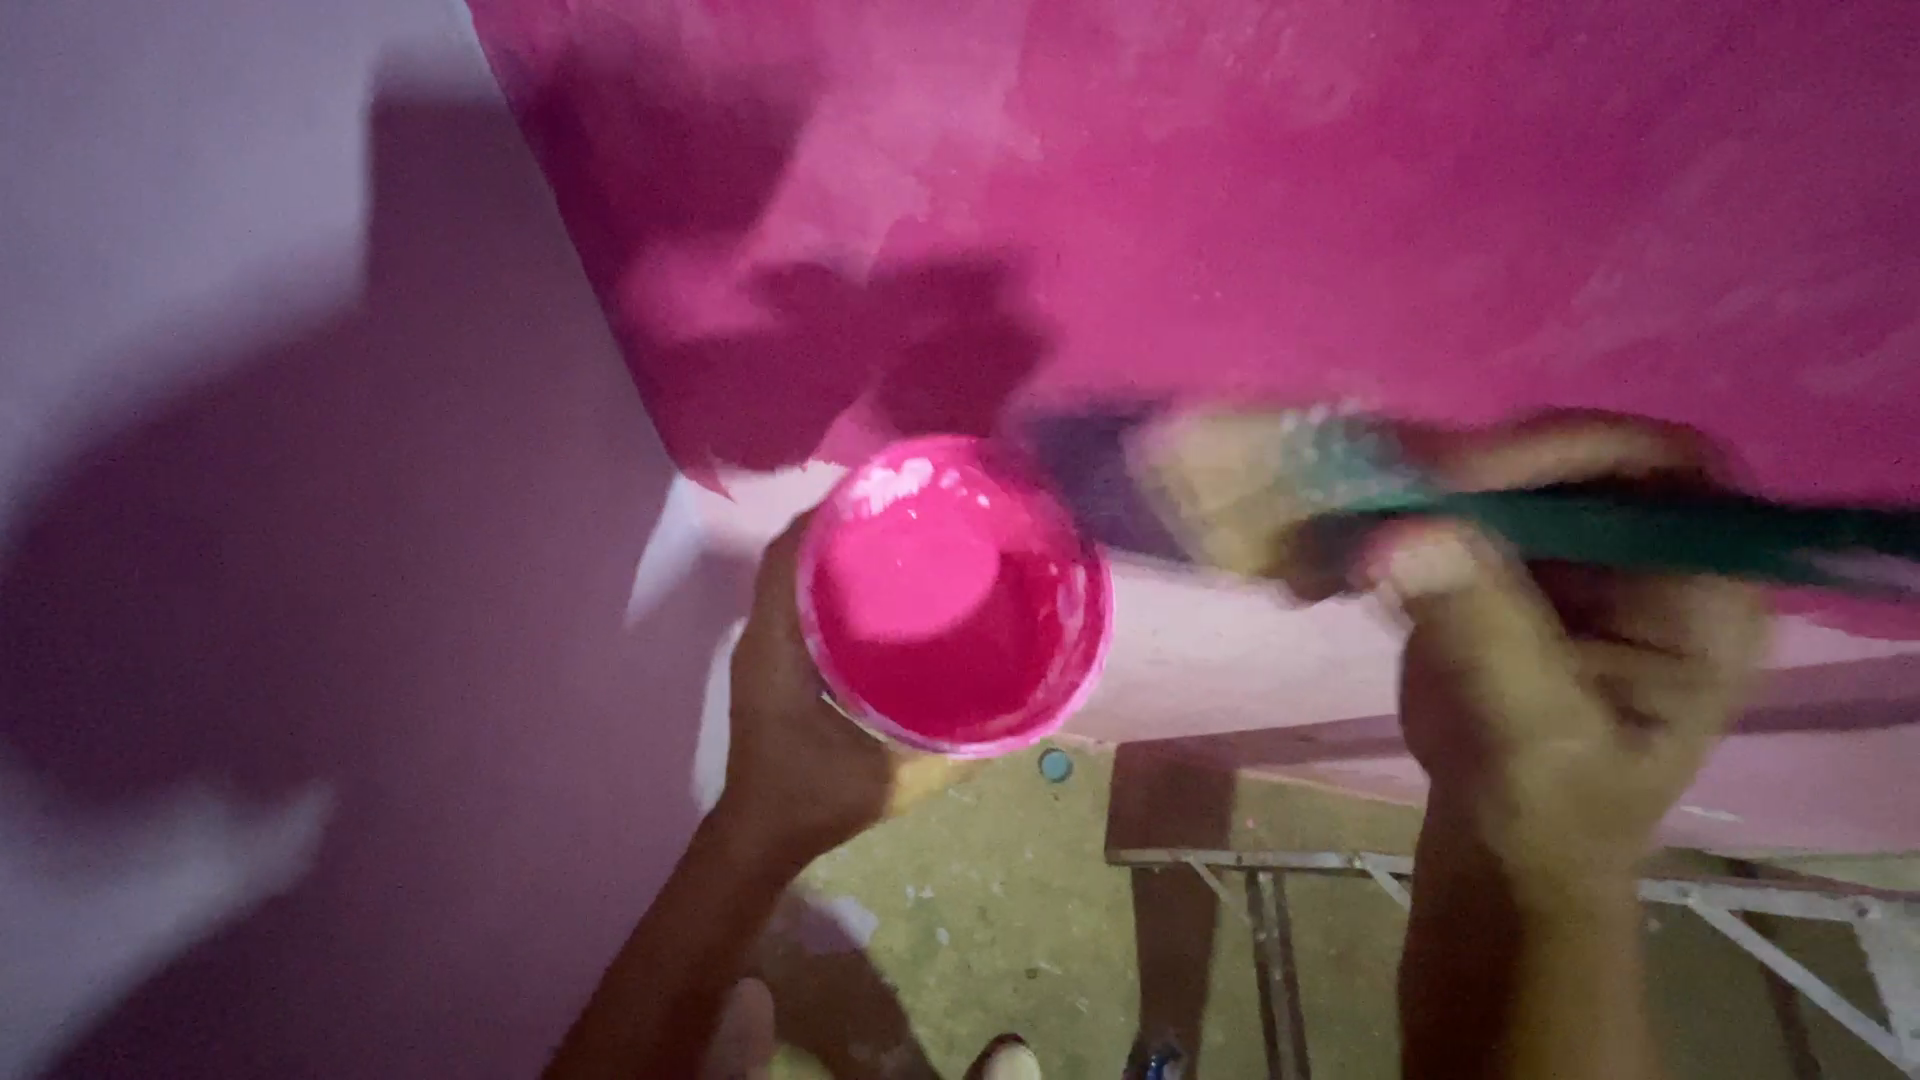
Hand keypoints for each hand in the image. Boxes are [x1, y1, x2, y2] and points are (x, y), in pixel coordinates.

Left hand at [718, 512, 974, 859]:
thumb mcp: (893, 780)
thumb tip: (1018, 720)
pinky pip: (791, 599)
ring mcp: (761, 648)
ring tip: (887, 534)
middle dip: (833, 522)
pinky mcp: (770, 660)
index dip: (822, 518)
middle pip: (786, 555)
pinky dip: (821, 578)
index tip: (876, 495)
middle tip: (895, 509)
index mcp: (779, 650)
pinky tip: (870, 584)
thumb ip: (954, 753)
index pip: (786, 559)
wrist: (761, 836)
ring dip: (825, 548)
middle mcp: (762, 637)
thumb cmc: (816, 802)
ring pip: (786, 575)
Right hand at [1371, 414, 1769, 897]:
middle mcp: (1632, 553)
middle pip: (1562, 458)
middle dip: (1475, 466)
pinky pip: (1441, 514)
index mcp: (1692, 588)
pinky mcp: (1489, 566)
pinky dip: (1389, 520)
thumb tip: (1395, 536)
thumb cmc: (1548, 799)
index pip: (1658, 467)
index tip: (1464, 476)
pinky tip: (1342, 548)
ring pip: (1494, 479)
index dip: (1569, 451)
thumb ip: (1478, 626)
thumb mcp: (1529, 723)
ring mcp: (1555, 556)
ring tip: (1352, 516)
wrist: (1499, 835)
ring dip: (1418, 490)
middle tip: (1390, 489)